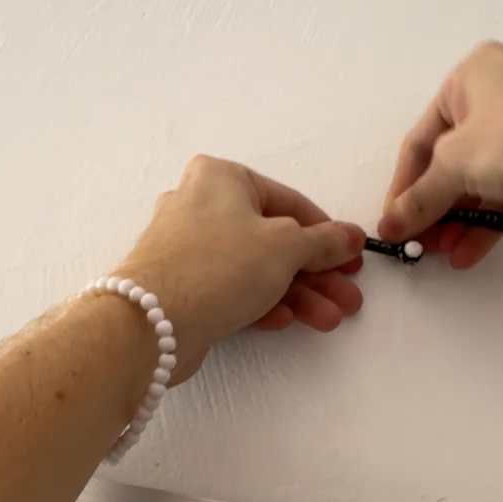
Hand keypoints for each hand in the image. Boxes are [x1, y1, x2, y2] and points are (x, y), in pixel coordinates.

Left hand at [118, 156, 366, 377]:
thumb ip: (323, 242)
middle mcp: (199, 206)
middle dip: (315, 274)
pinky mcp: (180, 287)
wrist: (151, 322)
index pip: (288, 202)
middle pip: (273, 241)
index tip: (351, 259)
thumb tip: (350, 237)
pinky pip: (229, 291)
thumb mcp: (286, 246)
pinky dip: (260, 303)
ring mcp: (186, 250)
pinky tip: (284, 320)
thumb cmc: (218, 266)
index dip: (326, 234)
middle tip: (346, 299)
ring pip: (253, 270)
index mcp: (220, 178)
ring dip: (295, 295)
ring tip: (327, 319)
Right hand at [377, 42, 502, 268]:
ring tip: (442, 252)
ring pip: (478, 184)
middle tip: (418, 243)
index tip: (393, 224)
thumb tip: (392, 223)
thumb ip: (421, 197)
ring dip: (457, 221)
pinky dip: (486, 223)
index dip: (402, 187)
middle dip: (431, 208)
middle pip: (447, 165)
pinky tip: (469, 250)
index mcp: (468, 81)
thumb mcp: (457, 162)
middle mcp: (496, 101)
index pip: (419, 143)